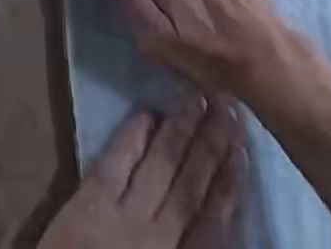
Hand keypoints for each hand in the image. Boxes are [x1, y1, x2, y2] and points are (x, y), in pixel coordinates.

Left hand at [38, 102, 244, 248]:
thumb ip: (190, 247)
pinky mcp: (87, 205)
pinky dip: (133, 136)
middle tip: (229, 105)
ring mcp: (120, 219)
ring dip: (181, 130)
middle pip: (190, 186)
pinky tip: (149, 113)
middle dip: (212, 144)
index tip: (243, 149)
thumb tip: (215, 212)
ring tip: (200, 98)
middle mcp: (155, 241)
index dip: (230, 184)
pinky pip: (116, 162)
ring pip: (160, 167)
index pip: (213, 223)